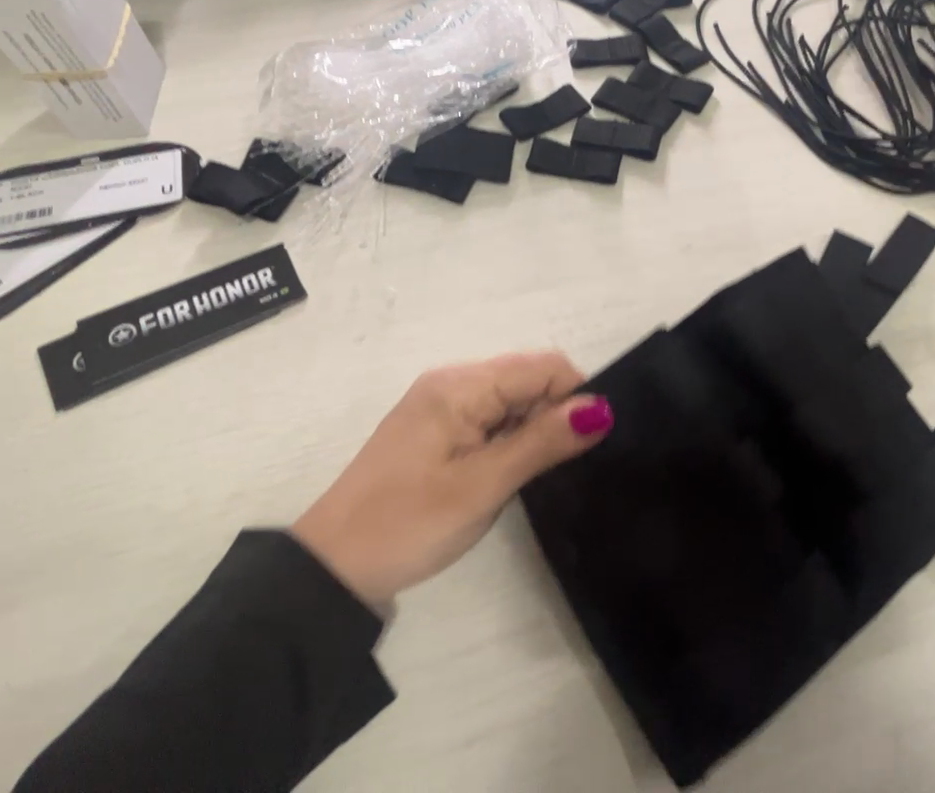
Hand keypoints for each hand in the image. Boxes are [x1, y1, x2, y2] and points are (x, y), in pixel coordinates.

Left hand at [292, 353, 613, 606]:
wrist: (333, 568)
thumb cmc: (409, 523)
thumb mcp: (483, 485)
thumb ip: (543, 442)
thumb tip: (601, 409)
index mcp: (460, 385)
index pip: (544, 366)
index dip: (576, 397)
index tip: (587, 445)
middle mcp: (452, 383)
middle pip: (528, 379)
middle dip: (555, 415)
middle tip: (554, 470)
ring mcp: (441, 407)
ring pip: (512, 402)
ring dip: (533, 432)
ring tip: (531, 478)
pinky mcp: (437, 433)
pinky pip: (490, 421)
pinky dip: (510, 442)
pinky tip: (507, 476)